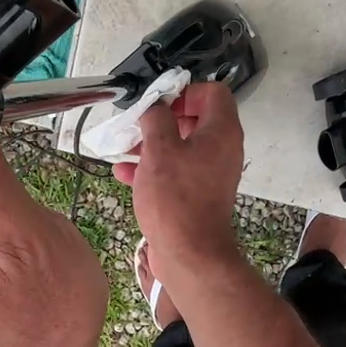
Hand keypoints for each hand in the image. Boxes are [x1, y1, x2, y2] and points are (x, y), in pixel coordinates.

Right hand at [112, 82, 246, 272]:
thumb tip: (154, 108)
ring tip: (125, 148)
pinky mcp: (197, 197)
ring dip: (153, 145)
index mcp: (221, 132)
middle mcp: (221, 151)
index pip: (211, 92)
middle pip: (194, 120)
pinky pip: (175, 173)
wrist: (189, 254)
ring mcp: (210, 175)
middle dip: (162, 120)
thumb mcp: (159, 150)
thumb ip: (156, 120)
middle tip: (139, 125)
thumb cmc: (175, 201)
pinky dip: (154, 169)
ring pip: (181, 148)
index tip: (158, 103)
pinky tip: (124, 173)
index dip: (183, 91)